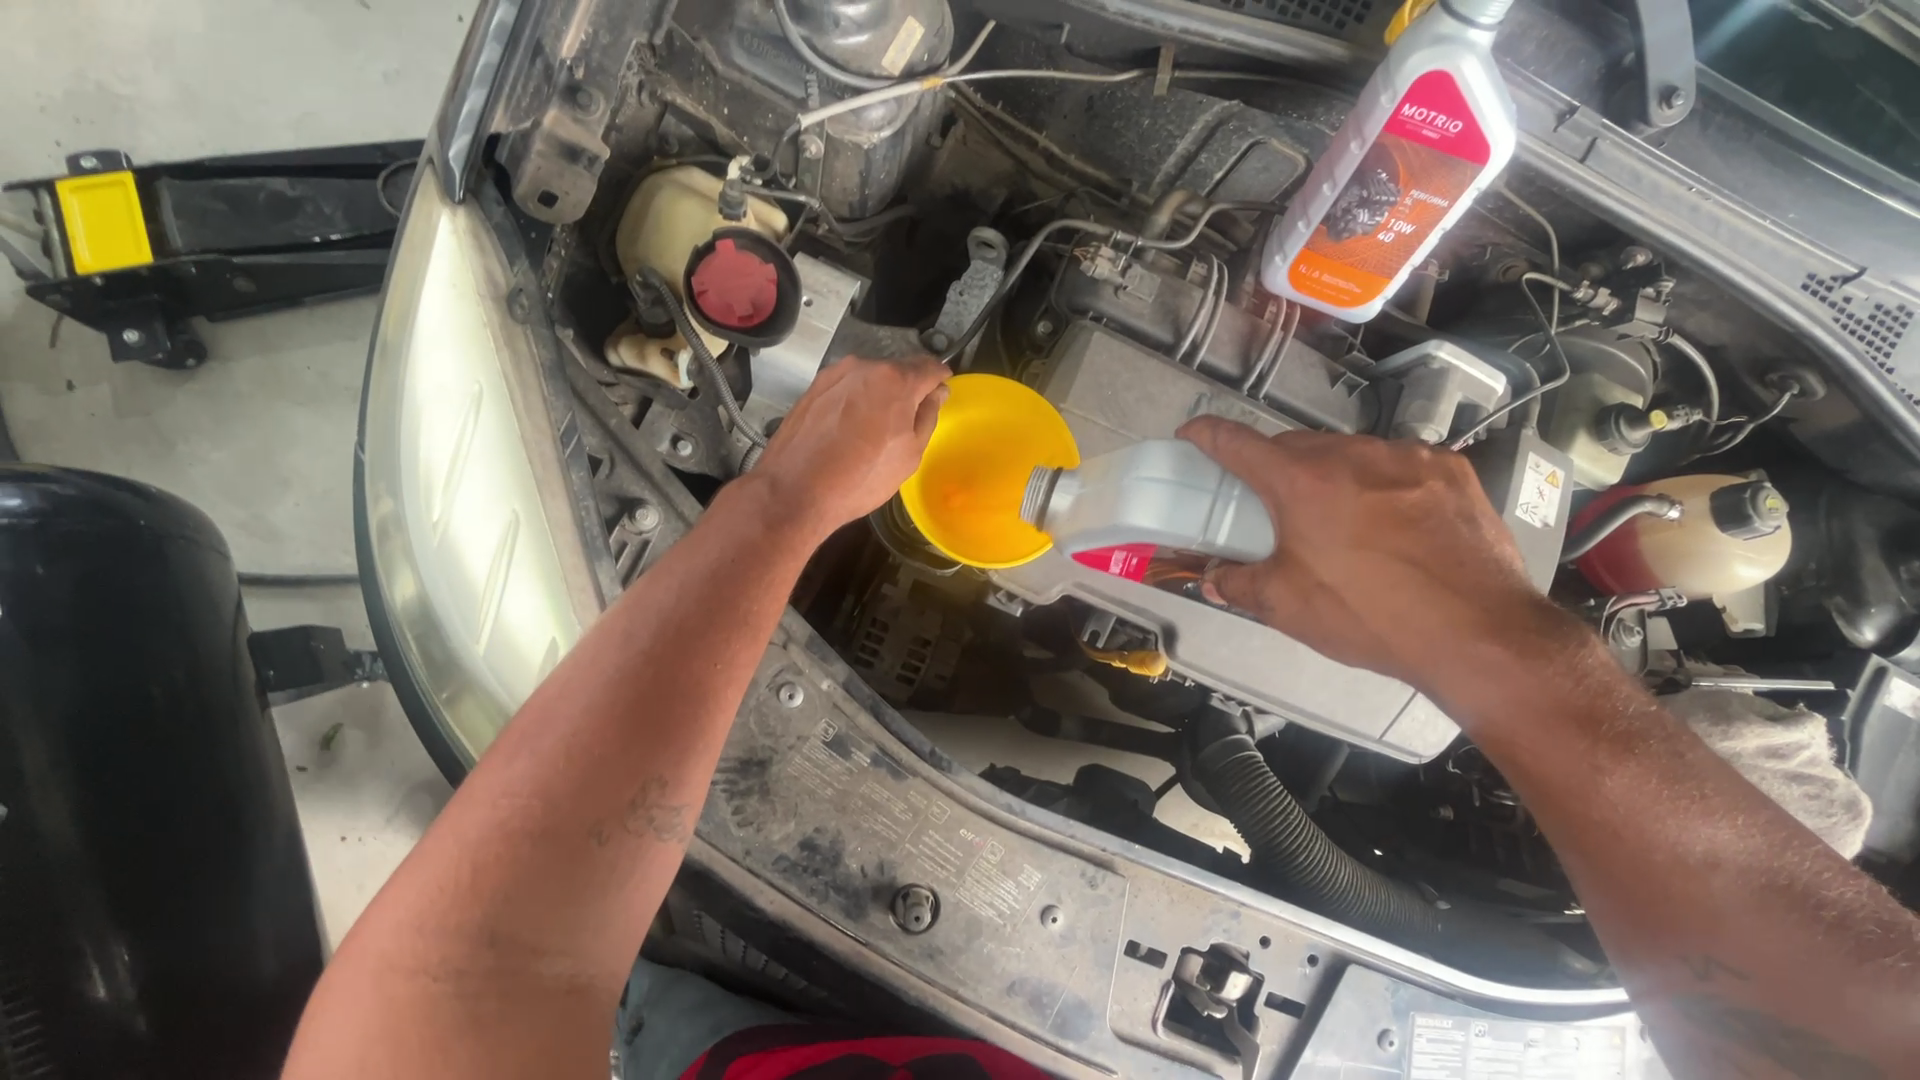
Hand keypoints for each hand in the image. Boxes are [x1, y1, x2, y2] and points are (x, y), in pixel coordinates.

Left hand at [749, 355, 949, 539]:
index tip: (941, 391)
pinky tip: (849, 430)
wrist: (796, 490)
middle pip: (897, 370)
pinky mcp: (813, 388)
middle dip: (907, 390)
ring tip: (874, 430)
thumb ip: (927, 416)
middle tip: (907, 421)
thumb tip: (935, 394)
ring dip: (878, 396)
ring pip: (869, 379)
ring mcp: (834, 375)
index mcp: (896, 380)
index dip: (940, 379)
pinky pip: (845, 389)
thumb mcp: (910, 454)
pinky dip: (854, 402)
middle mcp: (864, 367)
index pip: (929, 366)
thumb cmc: (861, 477)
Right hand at [1178, 417, 1564, 691]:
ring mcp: (1409, 457)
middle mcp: (1353, 454)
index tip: (1191, 434)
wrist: (1480, 635)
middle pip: (1296, 445)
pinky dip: (1381, 484)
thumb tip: (1215, 577)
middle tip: (1269, 504)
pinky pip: (1399, 466)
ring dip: (1330, 475)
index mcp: (1303, 481)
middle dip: (1274, 466)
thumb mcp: (1287, 607)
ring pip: (1350, 453)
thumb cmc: (1369, 617)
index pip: (1237, 442)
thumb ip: (1240, 584)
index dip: (1206, 434)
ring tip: (1337, 520)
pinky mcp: (1451, 471)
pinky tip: (1392, 524)